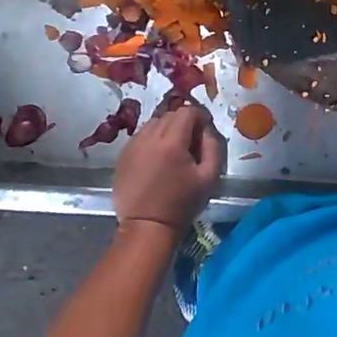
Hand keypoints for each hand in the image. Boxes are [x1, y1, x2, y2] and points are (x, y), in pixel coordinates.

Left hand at [112, 105, 224, 230]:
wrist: (146, 225)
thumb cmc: (181, 204)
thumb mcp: (209, 178)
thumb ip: (213, 147)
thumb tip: (207, 129)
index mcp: (172, 141)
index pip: (187, 111)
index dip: (199, 117)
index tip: (203, 131)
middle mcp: (149, 136)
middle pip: (169, 115)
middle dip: (183, 123)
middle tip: (190, 143)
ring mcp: (133, 144)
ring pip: (153, 123)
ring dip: (166, 130)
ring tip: (172, 151)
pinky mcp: (123, 154)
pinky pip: (140, 136)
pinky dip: (151, 141)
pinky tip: (155, 160)